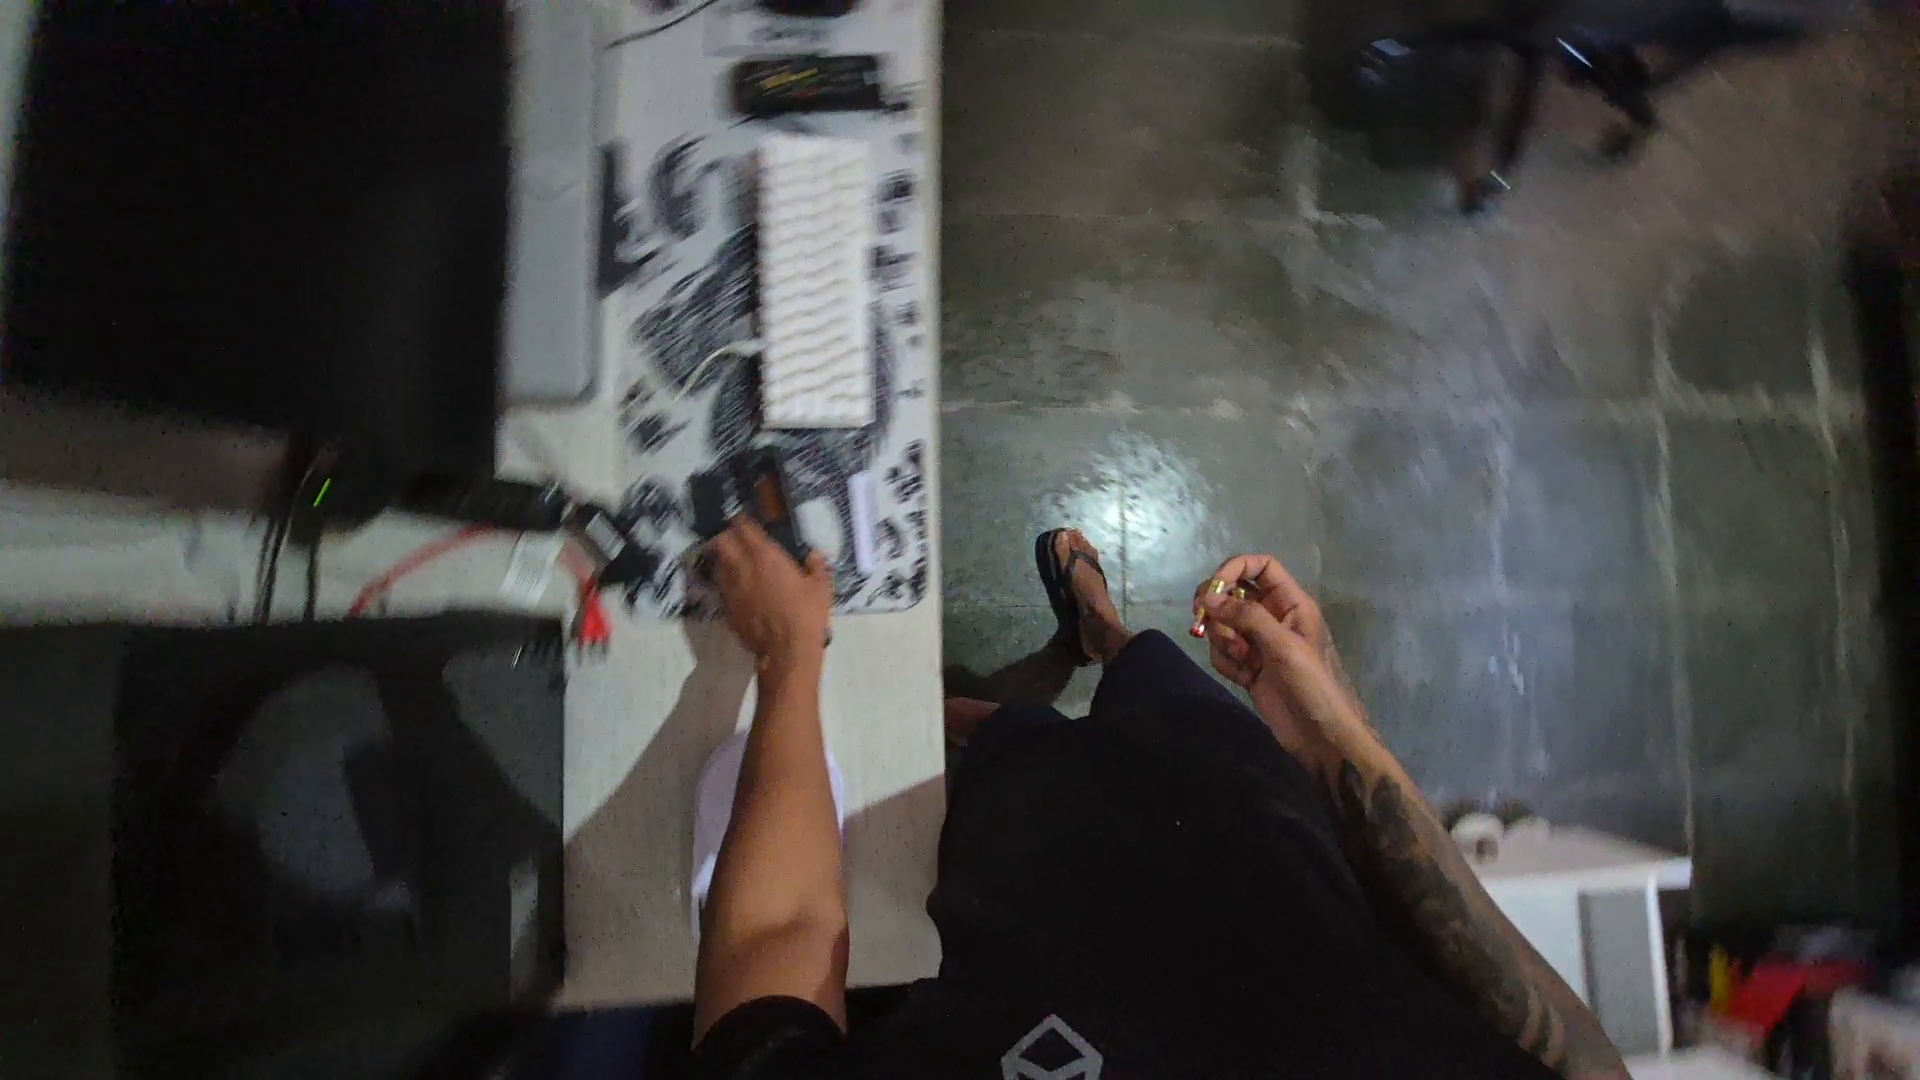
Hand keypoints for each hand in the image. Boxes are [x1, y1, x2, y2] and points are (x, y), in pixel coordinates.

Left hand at [709, 517, 832, 668]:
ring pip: (717, 563)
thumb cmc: (806, 615)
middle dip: (727, 536)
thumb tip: (814, 554)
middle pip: (721, 542)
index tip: (746, 519)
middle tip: (737, 538)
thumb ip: (817, 566)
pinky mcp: (726, 608)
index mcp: (766, 557)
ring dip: (723, 558)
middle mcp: (742, 568)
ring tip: (734, 560)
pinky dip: (725, 581)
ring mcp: (730, 589)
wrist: (786, 651)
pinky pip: (720, 586)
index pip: (744, 528)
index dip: (743, 520)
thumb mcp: (821, 587)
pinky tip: (737, 585)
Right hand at [1193, 555, 1365, 769]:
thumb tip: (1207, 597)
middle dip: (1217, 608)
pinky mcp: (1248, 666)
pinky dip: (1225, 662)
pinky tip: (1243, 678)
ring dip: (1222, 640)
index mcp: (1291, 604)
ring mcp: (1259, 642)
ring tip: (1242, 661)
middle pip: (1233, 594)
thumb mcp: (1283, 646)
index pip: (1260, 566)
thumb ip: (1246, 616)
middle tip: (1203, 621)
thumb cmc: (1314, 685)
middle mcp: (1273, 617)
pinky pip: (1222, 651)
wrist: (1323, 737)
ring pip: (1222, 624)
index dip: (1234, 568)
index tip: (1212, 589)